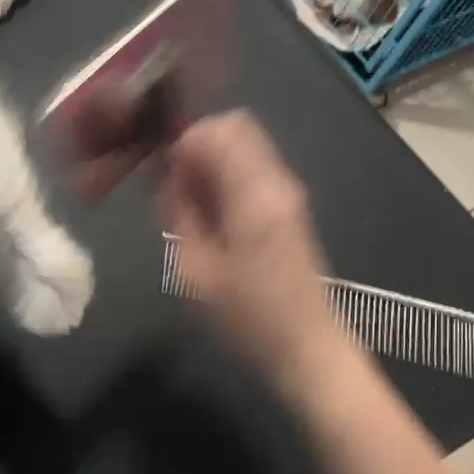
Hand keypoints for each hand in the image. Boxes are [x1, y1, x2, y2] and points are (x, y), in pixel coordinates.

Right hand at [157, 111, 346, 374]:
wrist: (308, 348)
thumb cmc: (248, 317)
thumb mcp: (195, 270)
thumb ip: (178, 213)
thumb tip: (169, 178)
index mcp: (254, 195)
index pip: (217, 130)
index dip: (183, 142)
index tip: (165, 174)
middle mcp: (277, 181)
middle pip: (233, 125)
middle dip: (197, 145)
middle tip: (177, 185)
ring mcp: (288, 191)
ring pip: (243, 143)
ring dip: (211, 159)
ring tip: (193, 201)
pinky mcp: (290, 204)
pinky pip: (251, 165)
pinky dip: (226, 173)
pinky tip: (213, 212)